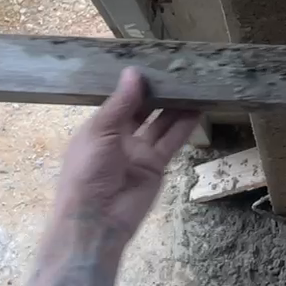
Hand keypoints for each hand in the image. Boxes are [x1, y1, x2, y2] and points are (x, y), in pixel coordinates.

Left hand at [51, 67, 197, 256]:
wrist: (96, 221)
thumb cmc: (87, 172)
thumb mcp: (100, 132)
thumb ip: (121, 103)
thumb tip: (134, 72)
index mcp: (99, 128)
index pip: (119, 100)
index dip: (135, 84)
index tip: (153, 64)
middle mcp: (119, 137)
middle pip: (142, 110)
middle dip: (157, 92)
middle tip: (177, 71)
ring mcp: (138, 152)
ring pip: (160, 123)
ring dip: (175, 106)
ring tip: (193, 85)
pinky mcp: (155, 165)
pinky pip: (172, 141)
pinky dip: (185, 126)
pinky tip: (198, 109)